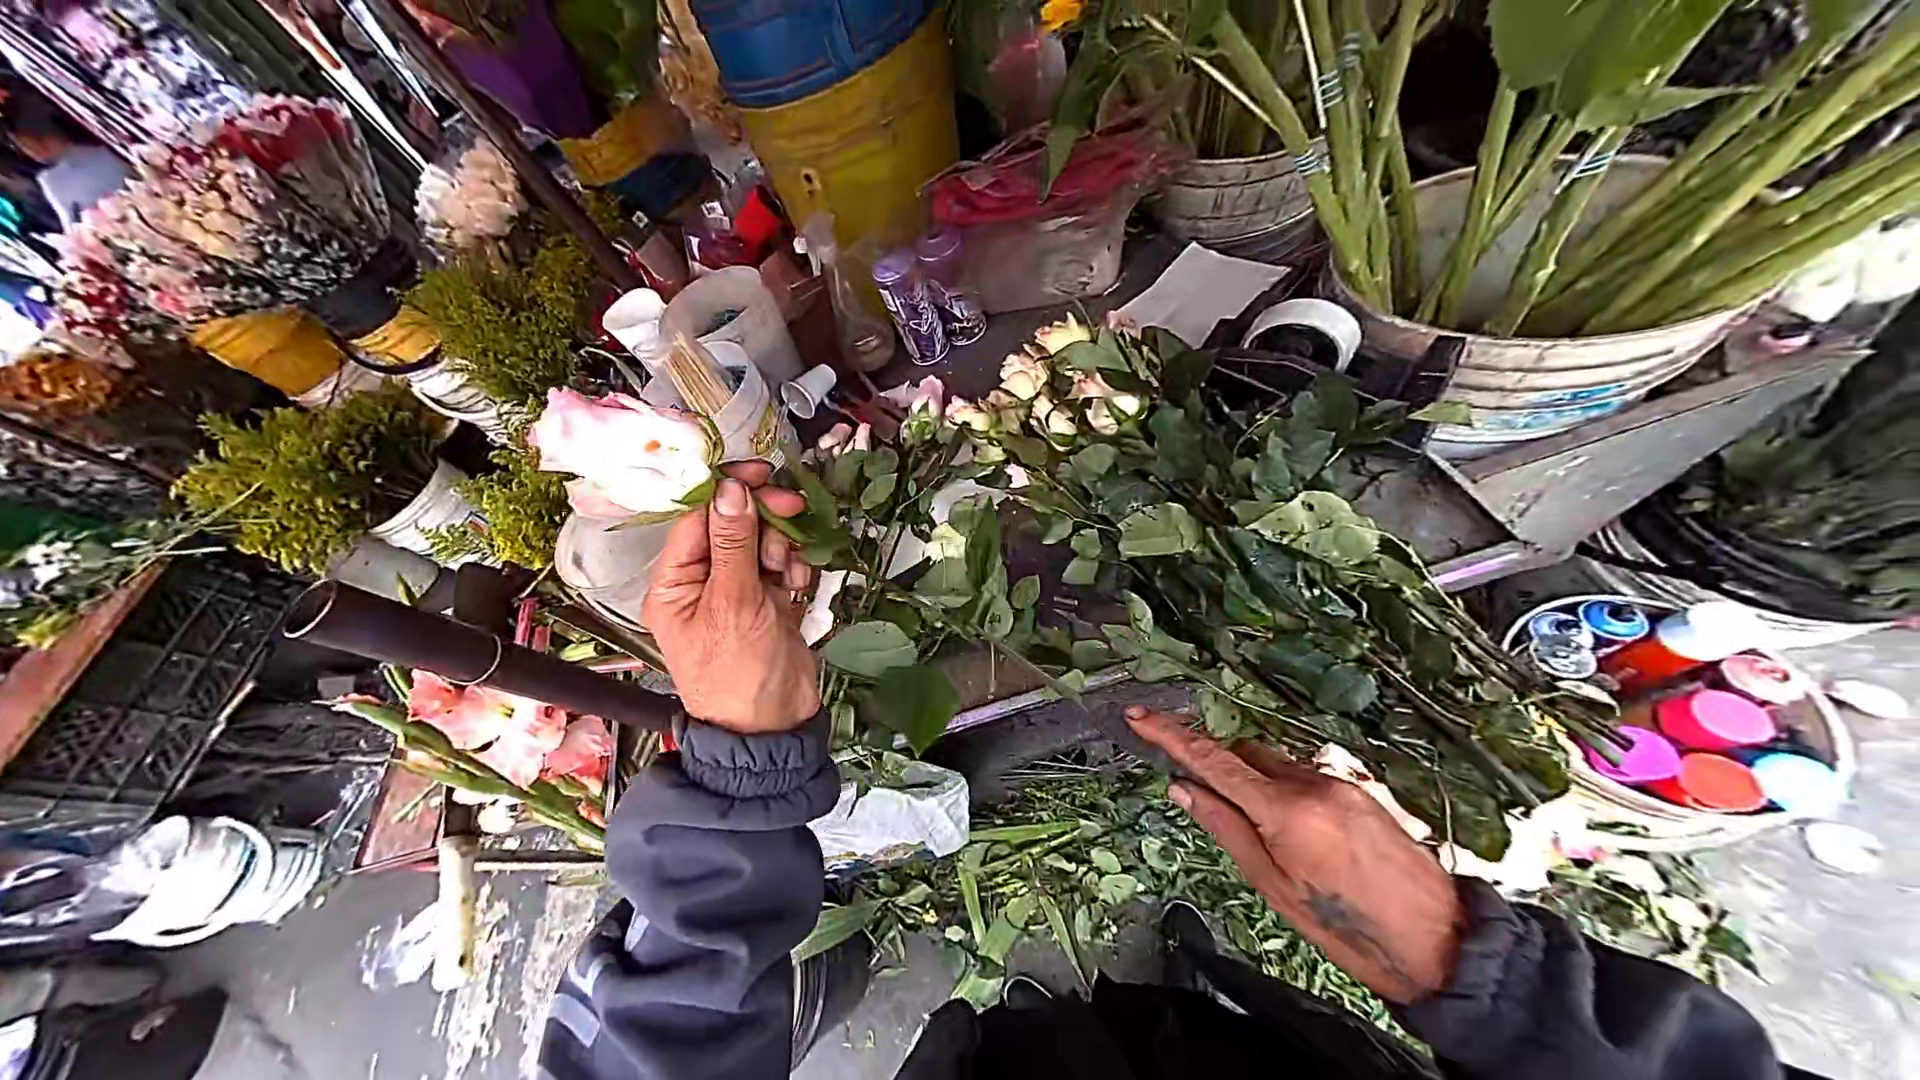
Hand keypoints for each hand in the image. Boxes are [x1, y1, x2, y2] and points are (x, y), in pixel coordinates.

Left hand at [644, 462, 819, 733]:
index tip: (760, 474)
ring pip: (764, 542)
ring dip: (782, 547)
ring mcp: (740, 591)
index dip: (727, 492)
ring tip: (789, 574)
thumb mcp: (734, 604)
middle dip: (763, 519)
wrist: (776, 726)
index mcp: (675, 584)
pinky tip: (798, 586)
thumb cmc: (740, 674)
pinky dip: (795, 568)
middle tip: (792, 510)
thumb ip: (733, 544)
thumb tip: (730, 489)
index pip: (697, 519)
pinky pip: (783, 564)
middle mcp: (705, 582)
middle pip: (734, 526)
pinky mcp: (770, 600)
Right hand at [1127, 708, 1464, 1003]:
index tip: (1140, 718)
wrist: (1440, 942)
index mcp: (1284, 810)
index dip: (1169, 736)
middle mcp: (1310, 782)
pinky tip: (1298, 831)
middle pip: (1241, 753)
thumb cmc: (1348, 927)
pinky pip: (1300, 774)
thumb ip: (1224, 826)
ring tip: (1269, 835)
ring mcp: (1337, 781)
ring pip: (1271, 763)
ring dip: (1253, 782)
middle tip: (1210, 804)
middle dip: (1218, 769)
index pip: (1212, 760)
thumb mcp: (1272, 884)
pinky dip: (1282, 789)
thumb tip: (1184, 789)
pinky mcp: (1356, 788)